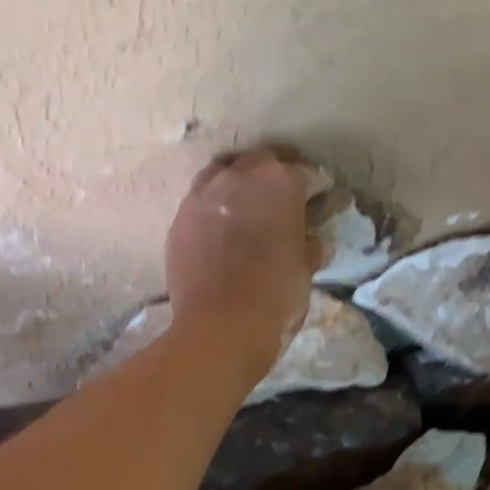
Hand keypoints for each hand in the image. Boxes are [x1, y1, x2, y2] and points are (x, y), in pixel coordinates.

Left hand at [165, 149, 319, 381]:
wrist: (221, 326)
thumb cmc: (276, 296)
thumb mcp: (306, 269)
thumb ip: (308, 244)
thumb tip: (310, 240)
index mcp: (279, 181)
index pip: (299, 169)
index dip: (307, 185)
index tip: (311, 199)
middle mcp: (238, 176)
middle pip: (257, 162)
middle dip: (269, 177)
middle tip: (277, 201)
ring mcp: (202, 195)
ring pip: (222, 174)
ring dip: (235, 185)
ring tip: (243, 209)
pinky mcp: (179, 218)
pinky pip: (199, 202)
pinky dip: (212, 209)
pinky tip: (219, 231)